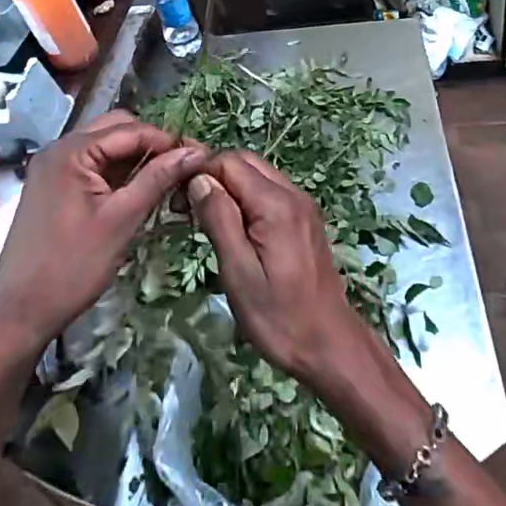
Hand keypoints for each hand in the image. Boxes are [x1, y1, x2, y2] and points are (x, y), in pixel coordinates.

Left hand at [0, 112, 205, 352]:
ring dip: (136, 158)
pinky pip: (92, 167)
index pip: (131, 129)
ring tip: (167, 178)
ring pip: (105, 148)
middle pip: (116, 130)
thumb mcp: (122, 219)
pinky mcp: (52, 187)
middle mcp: (58, 150)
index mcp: (71, 152)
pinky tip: (139, 190)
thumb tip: (195, 151)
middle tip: (183, 166)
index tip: (200, 155)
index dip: (167, 140)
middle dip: (152, 144)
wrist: (19, 314)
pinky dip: (117, 173)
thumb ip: (158, 178)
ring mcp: (52, 169)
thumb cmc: (71, 266)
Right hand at [184, 151, 378, 388]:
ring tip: (203, 214)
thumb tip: (199, 180)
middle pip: (245, 161)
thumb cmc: (279, 316)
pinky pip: (270, 191)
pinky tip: (231, 223)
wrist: (330, 344)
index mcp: (276, 204)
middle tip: (185, 204)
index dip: (199, 170)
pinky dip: (246, 196)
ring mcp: (302, 205)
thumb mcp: (238, 272)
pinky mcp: (305, 219)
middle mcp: (293, 194)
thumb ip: (219, 220)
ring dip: (228, 184)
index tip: (175, 196)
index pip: (229, 162)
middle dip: (212, 173)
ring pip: (258, 174)